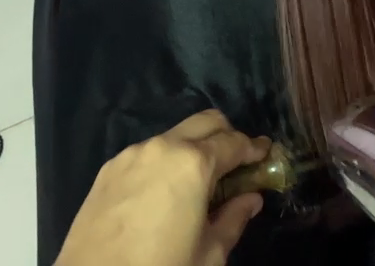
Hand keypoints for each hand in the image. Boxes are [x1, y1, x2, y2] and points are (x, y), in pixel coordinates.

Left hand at [55, 109, 272, 265]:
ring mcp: (132, 154)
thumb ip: (233, 220)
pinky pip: (147, 154)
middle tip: (237, 165)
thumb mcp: (208, 256)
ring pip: (174, 136)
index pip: (234, 142)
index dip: (254, 148)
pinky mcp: (109, 169)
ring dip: (194, 149)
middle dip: (226, 137)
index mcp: (193, 163)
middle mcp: (163, 146)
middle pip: (206, 122)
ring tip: (198, 184)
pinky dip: (165, 162)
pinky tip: (163, 195)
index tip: (265, 155)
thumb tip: (250, 199)